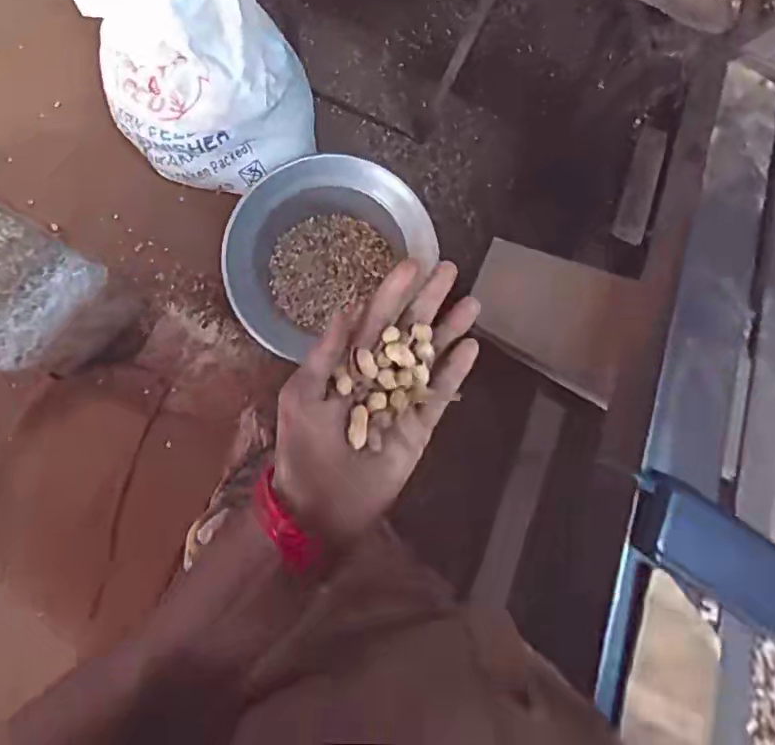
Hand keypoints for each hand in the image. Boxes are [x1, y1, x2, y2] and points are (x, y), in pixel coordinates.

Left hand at [270, 259, 480, 549]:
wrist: (317, 508)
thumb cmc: (303, 449)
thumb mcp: (303, 395)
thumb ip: (326, 353)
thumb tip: (346, 307)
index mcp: (348, 363)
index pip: (374, 320)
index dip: (392, 292)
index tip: (411, 265)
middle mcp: (378, 374)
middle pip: (406, 330)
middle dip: (427, 300)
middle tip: (449, 269)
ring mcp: (400, 399)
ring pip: (428, 357)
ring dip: (448, 329)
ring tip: (471, 301)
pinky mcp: (418, 426)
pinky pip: (439, 394)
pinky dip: (454, 372)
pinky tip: (470, 347)